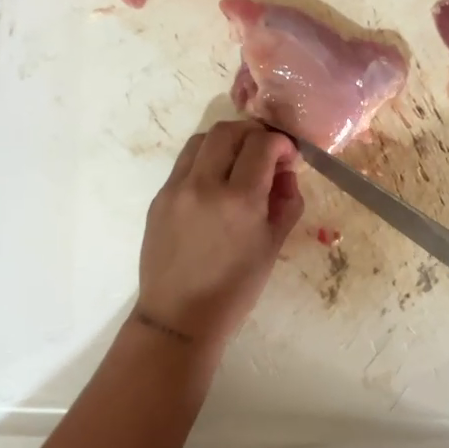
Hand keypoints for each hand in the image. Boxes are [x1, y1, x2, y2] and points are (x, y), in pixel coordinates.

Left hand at [135, 120, 304, 351]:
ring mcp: (176, 189)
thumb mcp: (273, 246)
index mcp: (239, 200)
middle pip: (228, 131)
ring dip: (226, 142)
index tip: (289, 156)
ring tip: (240, 164)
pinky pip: (184, 164)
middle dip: (254, 134)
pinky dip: (206, 161)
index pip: (261, 145)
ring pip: (201, 140)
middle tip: (267, 153)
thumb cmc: (235, 289)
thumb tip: (285, 173)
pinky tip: (216, 185)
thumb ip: (286, 202)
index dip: (281, 143)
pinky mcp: (159, 198)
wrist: (180, 317)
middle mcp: (203, 185)